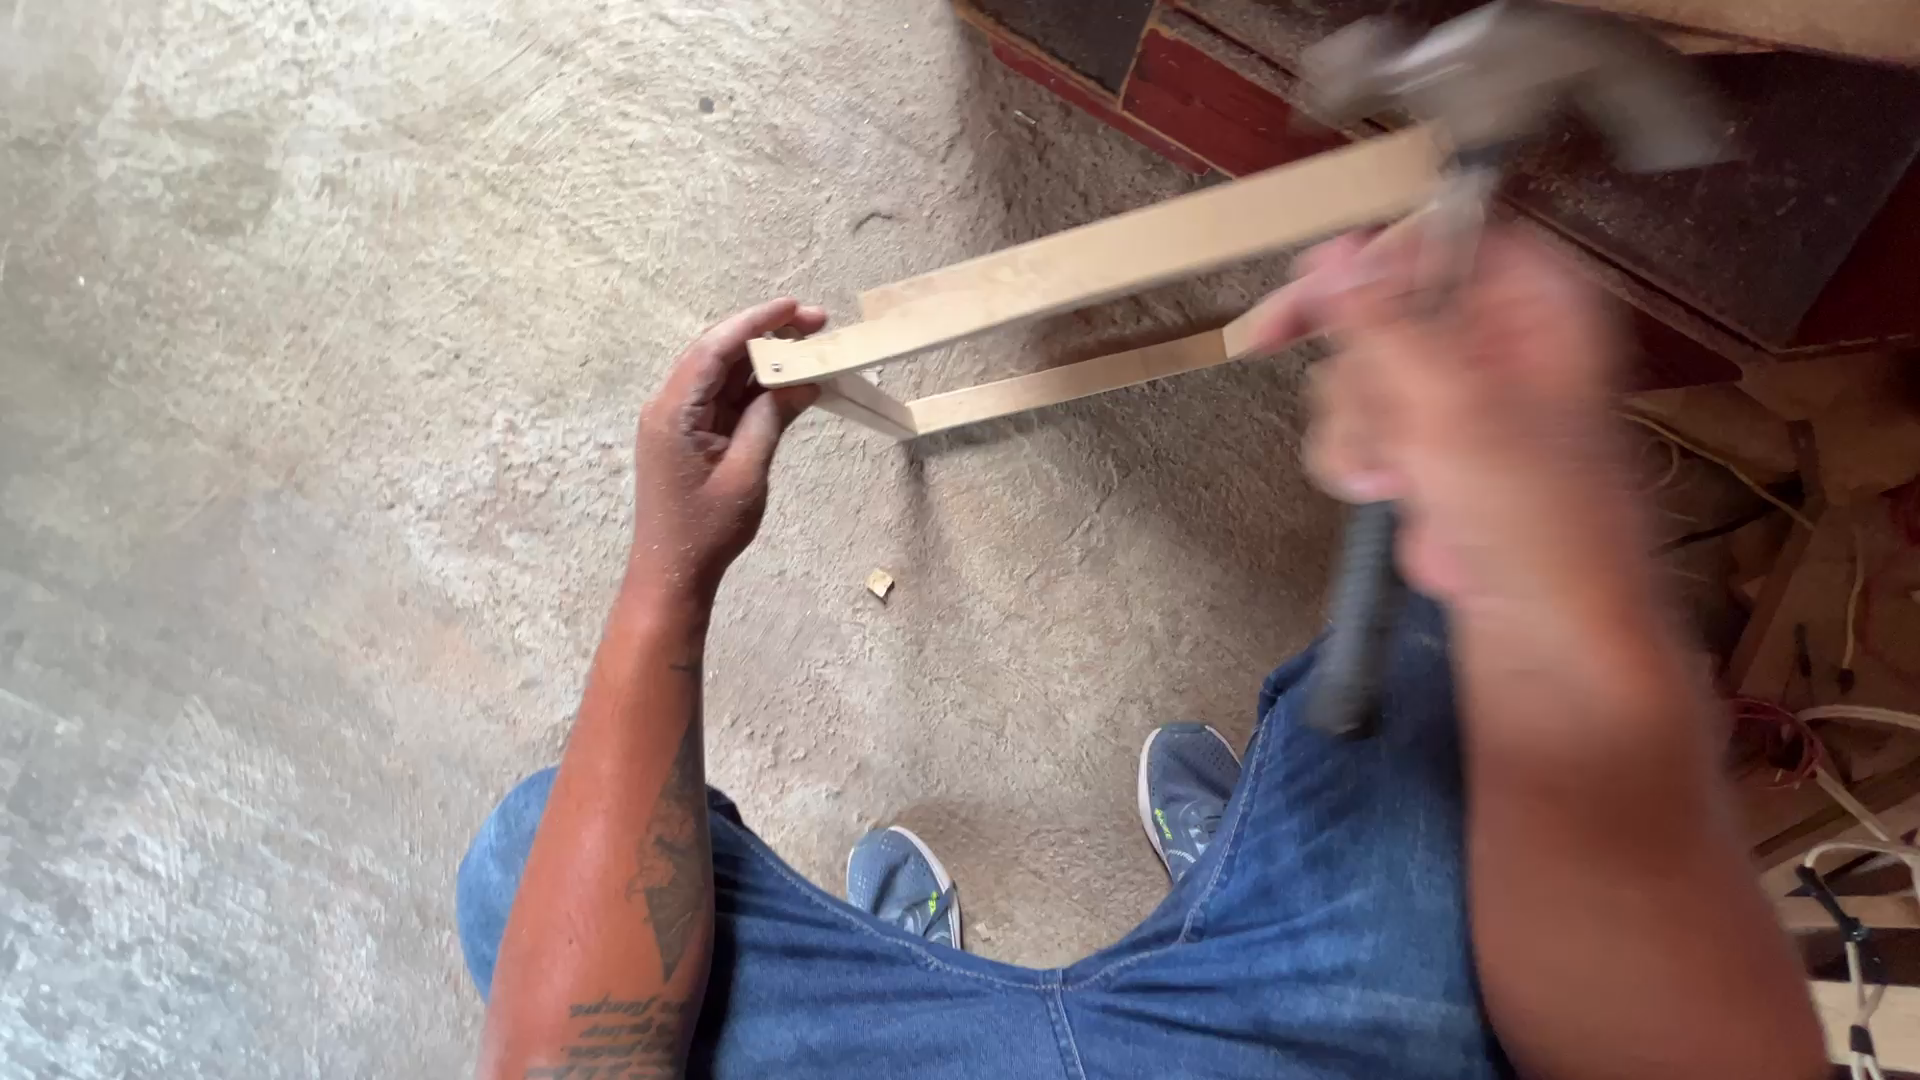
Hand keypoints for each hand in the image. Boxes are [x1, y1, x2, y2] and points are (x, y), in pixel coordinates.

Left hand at [628, 298, 824, 603]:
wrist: (674, 571)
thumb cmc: (707, 529)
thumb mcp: (747, 472)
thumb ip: (771, 419)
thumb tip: (803, 382)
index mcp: (674, 410)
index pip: (716, 348)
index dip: (756, 322)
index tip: (795, 307)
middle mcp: (671, 405)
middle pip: (720, 353)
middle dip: (766, 335)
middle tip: (815, 325)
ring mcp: (681, 420)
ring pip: (725, 374)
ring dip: (765, 361)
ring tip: (810, 348)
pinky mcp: (692, 436)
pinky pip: (726, 399)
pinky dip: (757, 389)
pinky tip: (789, 382)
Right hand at [1249, 226, 1660, 643]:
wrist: (1524, 602)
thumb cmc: (1530, 507)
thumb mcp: (1451, 402)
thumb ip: (1382, 323)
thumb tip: (1333, 255)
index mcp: (1527, 304)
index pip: (1435, 241)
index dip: (1370, 260)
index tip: (1307, 288)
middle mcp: (1480, 339)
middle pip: (1371, 313)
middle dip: (1361, 378)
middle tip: (1378, 417)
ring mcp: (1436, 391)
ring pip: (1346, 375)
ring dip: (1358, 429)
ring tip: (1399, 471)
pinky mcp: (1405, 436)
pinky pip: (1343, 421)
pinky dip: (1353, 457)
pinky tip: (1387, 486)